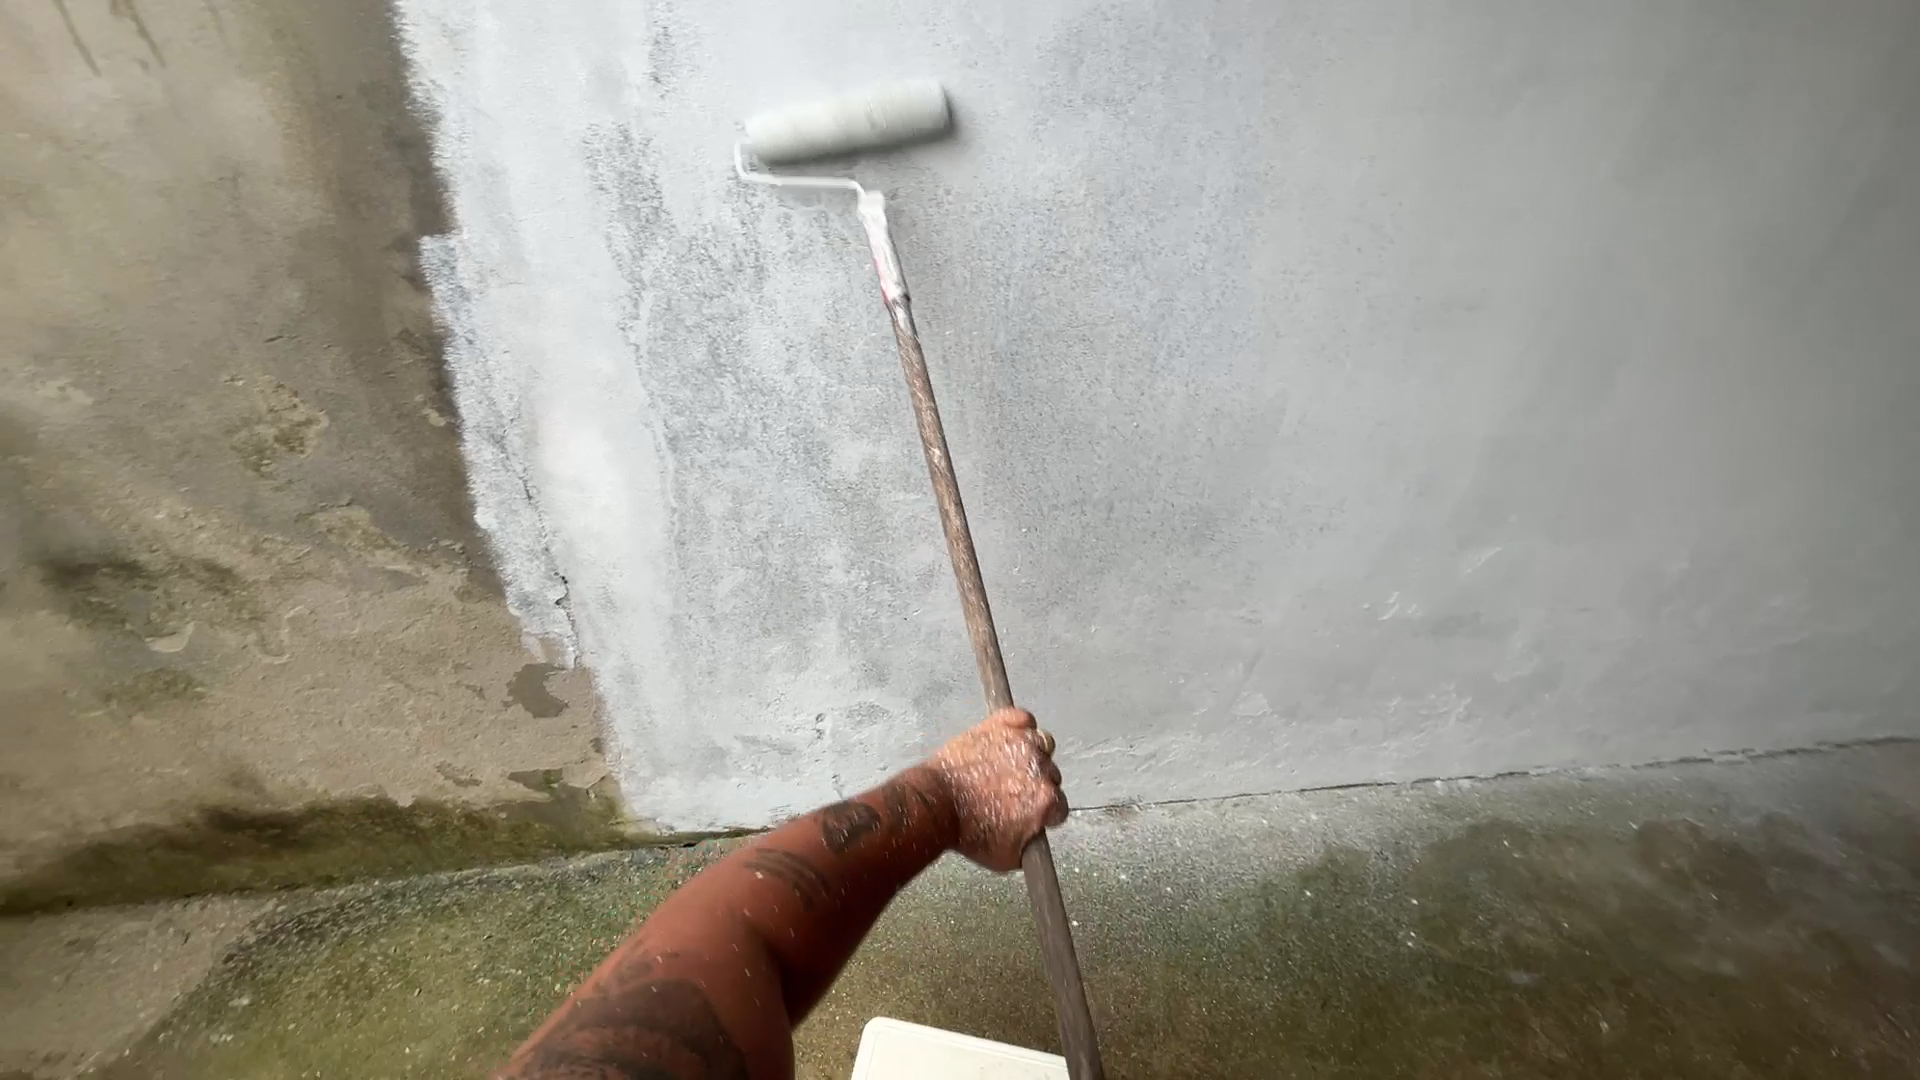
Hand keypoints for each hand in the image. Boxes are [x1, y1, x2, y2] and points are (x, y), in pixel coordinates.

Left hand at [929, 707, 1067, 870]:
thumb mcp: (1008, 858)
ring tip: (1011, 763)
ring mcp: (1019, 742)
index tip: (1031, 812)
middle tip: (1013, 791)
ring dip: (1033, 753)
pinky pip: (1022, 717)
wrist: (937, 803)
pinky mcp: (999, 726)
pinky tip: (1009, 736)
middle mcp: (1038, 767)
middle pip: (1050, 773)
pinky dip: (1020, 725)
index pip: (1059, 806)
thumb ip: (1032, 844)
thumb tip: (1036, 836)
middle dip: (1036, 783)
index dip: (1045, 812)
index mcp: (1045, 800)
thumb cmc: (968, 830)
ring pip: (1041, 742)